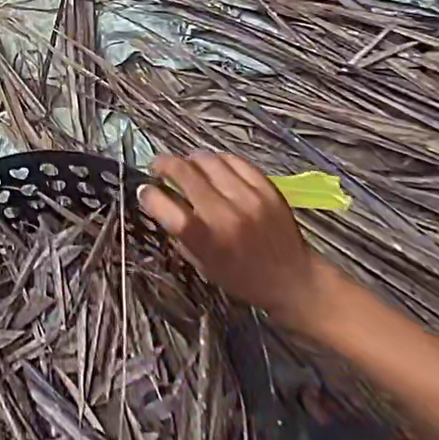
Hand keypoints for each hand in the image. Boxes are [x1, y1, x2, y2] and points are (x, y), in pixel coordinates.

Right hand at [139, 151, 331, 328]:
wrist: (293, 280)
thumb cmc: (240, 277)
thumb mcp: (202, 262)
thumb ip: (180, 231)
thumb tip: (159, 199)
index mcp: (207, 240)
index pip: (167, 207)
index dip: (149, 195)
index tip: (144, 191)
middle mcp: (227, 215)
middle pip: (184, 172)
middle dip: (163, 164)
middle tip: (158, 167)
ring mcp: (249, 198)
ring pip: (207, 160)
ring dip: (189, 159)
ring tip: (186, 166)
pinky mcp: (267, 188)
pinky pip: (234, 161)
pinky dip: (217, 160)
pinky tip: (212, 166)